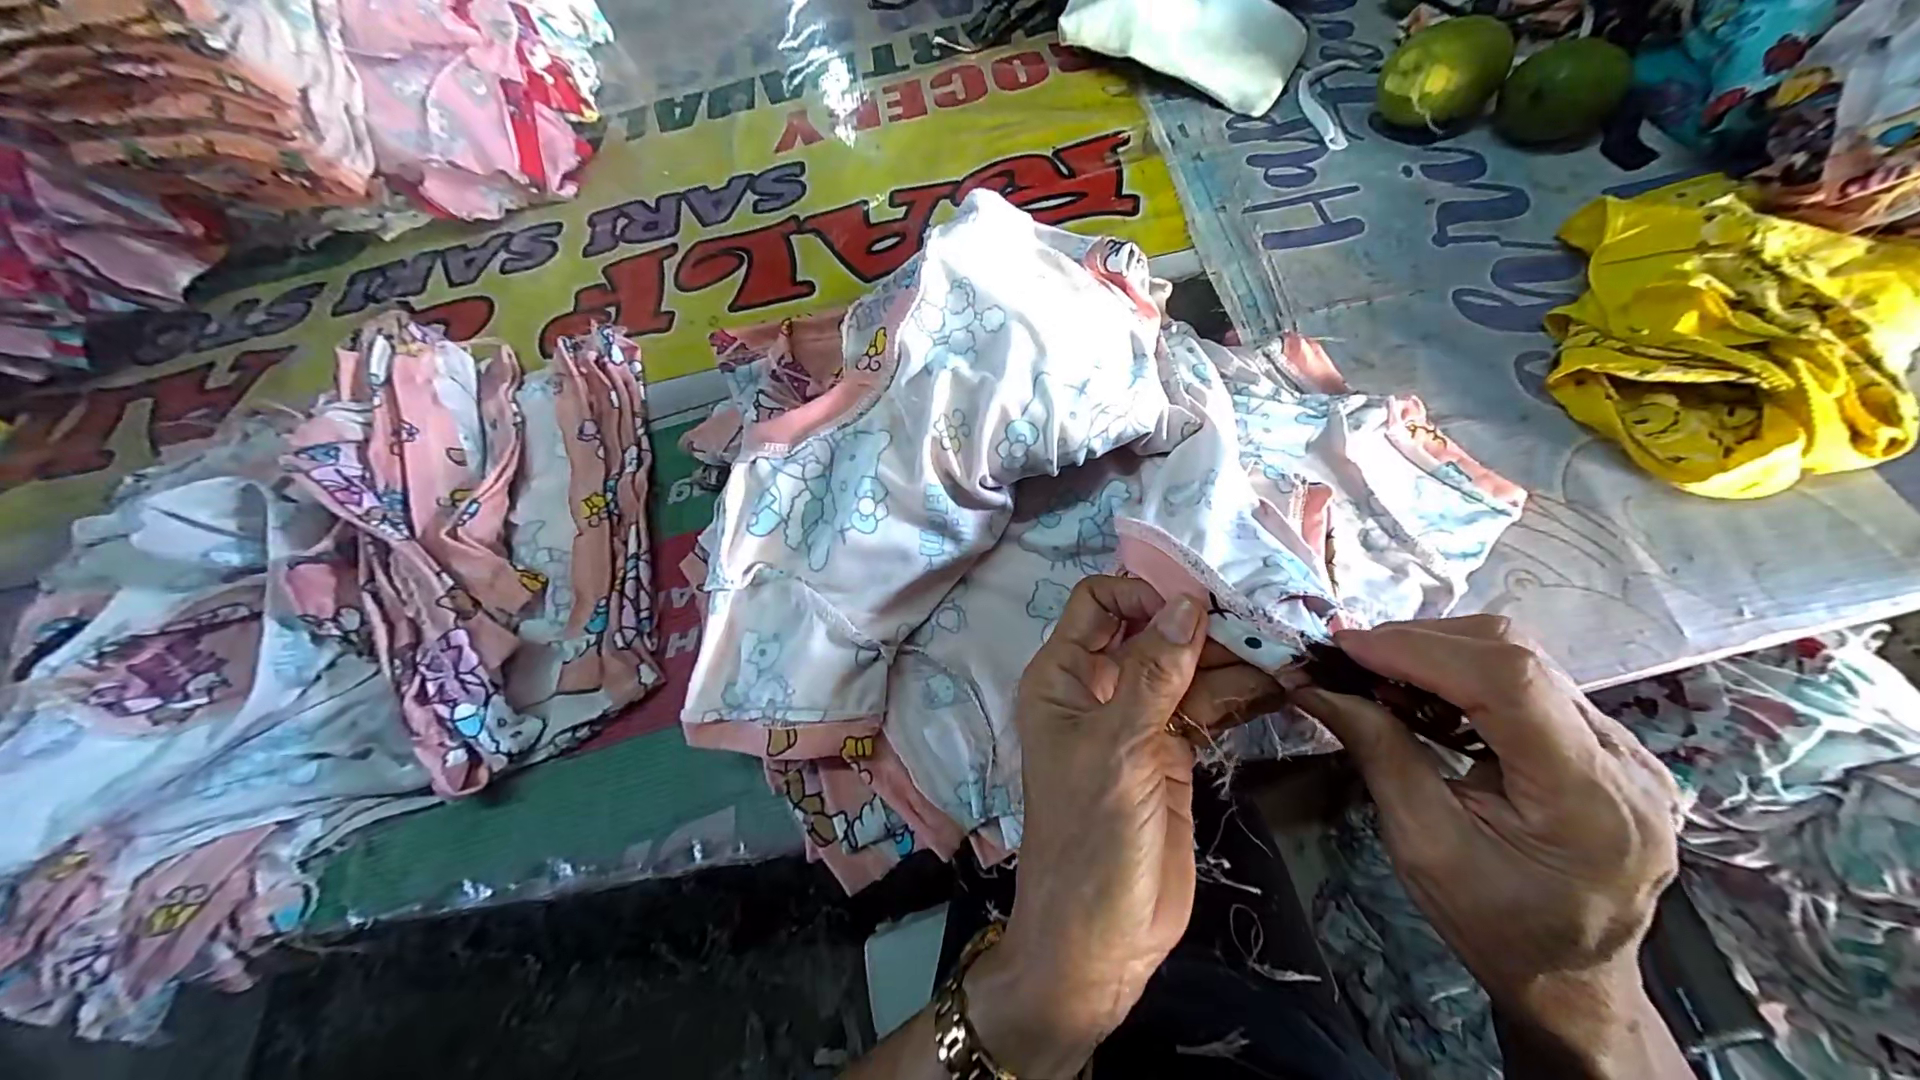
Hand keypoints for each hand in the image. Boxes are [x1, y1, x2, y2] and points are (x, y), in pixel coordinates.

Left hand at [966, 576, 1269, 1074]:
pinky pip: (1206, 706)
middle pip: (1151, 632)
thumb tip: (1188, 603)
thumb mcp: (1118, 748)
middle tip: (1262, 625)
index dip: (1142, 596)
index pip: (1098, 603)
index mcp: (1064, 676)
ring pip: (1185, 668)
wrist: (1102, 936)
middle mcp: (1100, 687)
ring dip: (1231, 659)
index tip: (1196, 607)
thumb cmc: (1091, 836)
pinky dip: (1240, 694)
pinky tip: (1280, 684)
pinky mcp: (1172, 750)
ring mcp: (1139, 719)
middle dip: (1200, 626)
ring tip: (1285, 653)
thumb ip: (1153, 675)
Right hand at [1293, 616, 1687, 1074]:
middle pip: (1514, 655)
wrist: (1568, 974)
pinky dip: (1456, 668)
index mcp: (1588, 796)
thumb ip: (1378, 751)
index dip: (1418, 649)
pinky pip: (1523, 677)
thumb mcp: (1421, 843)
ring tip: (1375, 669)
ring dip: (1434, 649)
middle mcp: (1622, 757)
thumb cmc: (1492, 922)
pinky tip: (1418, 687)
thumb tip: (1314, 685)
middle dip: (1417, 642)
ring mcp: (1620, 745)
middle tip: (1346, 657)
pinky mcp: (1599, 740)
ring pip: (1518, 655)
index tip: (1343, 646)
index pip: (1507, 681)